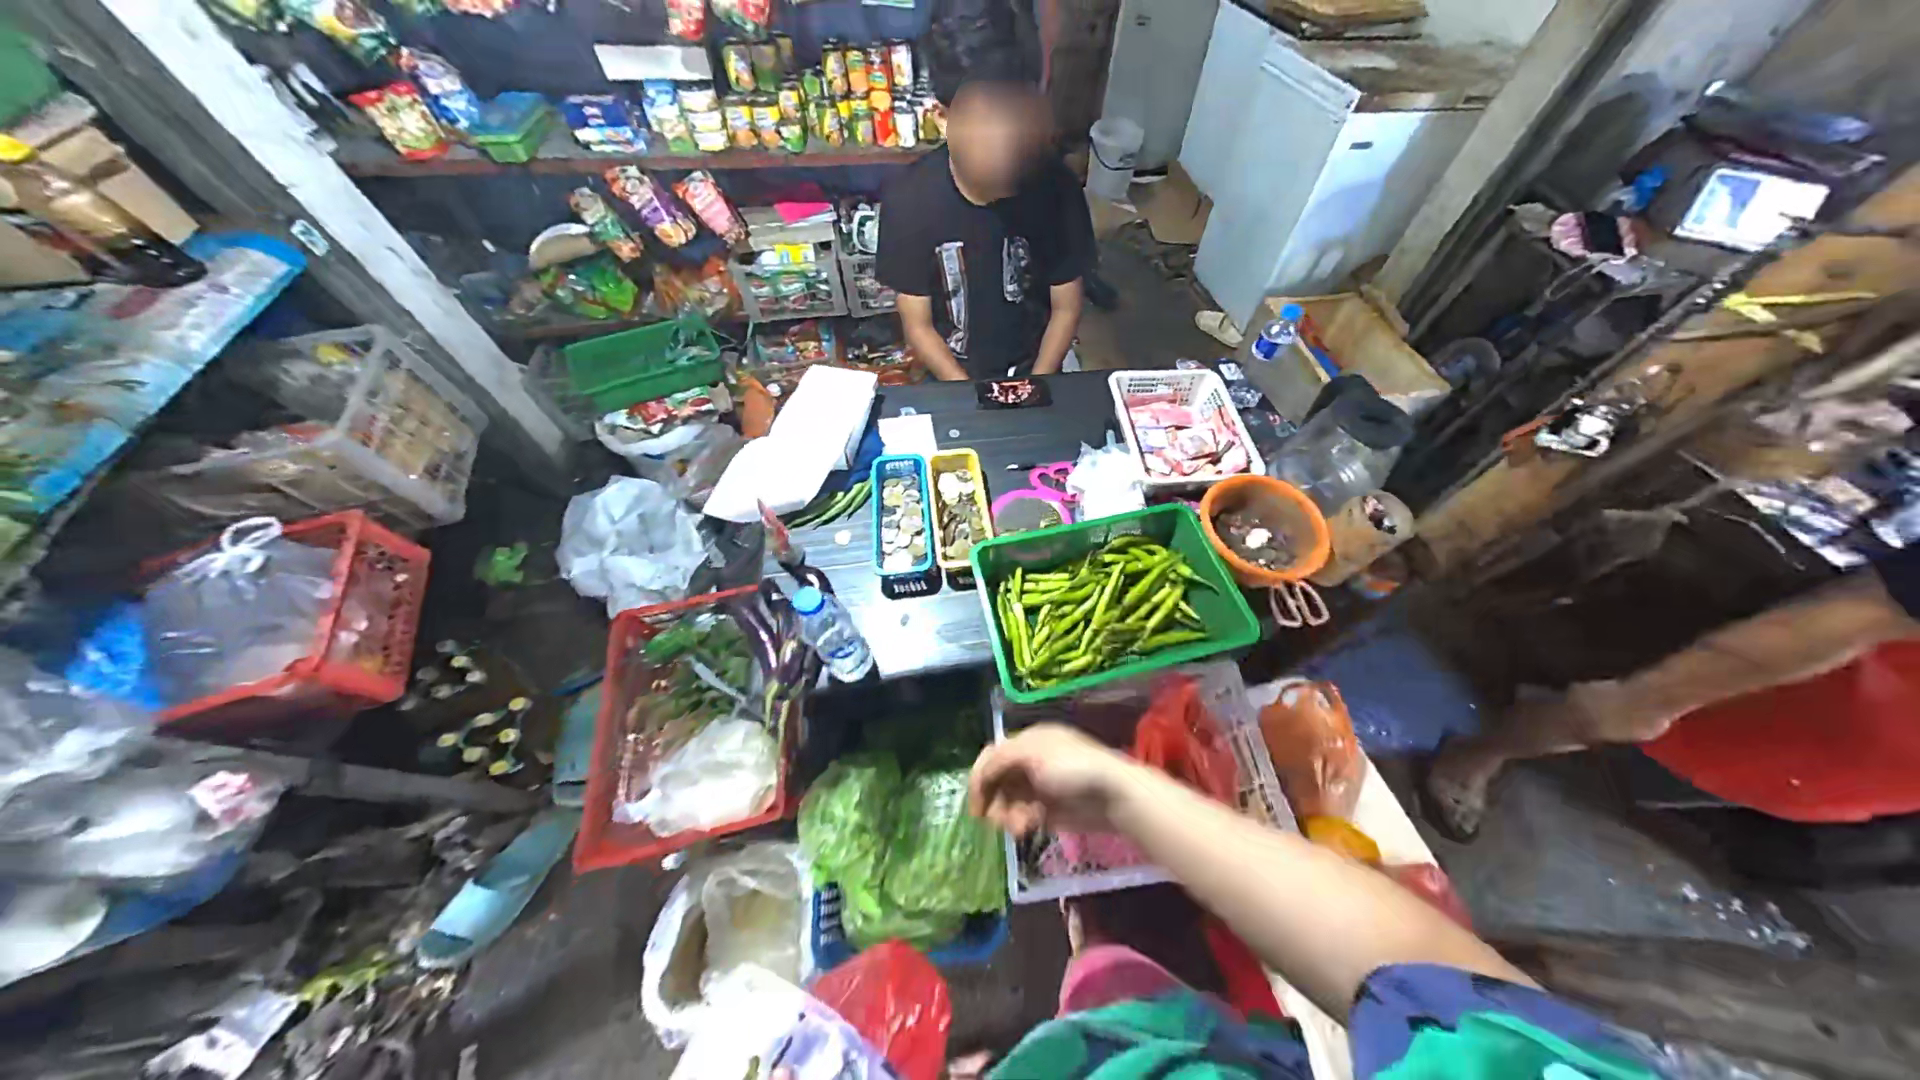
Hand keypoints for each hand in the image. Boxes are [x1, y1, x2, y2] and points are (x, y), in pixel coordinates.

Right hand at [969, 723, 1140, 835]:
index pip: (993, 756)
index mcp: (1028, 741)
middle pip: (999, 781)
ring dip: (1008, 815)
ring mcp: (1041, 786)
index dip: (980, 779)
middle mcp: (1031, 761)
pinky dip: (1022, 821)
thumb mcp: (1031, 754)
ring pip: (1010, 801)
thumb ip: (999, 760)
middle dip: (994, 801)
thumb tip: (981, 775)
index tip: (976, 806)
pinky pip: (1025, 815)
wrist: (1114, 795)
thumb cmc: (1072, 767)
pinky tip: (1031, 826)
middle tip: (996, 821)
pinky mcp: (1051, 809)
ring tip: (1020, 827)